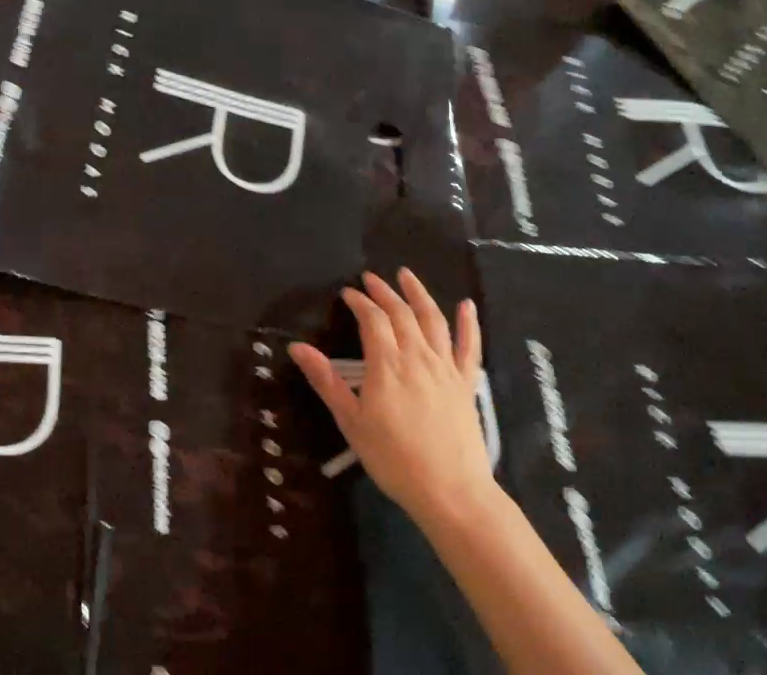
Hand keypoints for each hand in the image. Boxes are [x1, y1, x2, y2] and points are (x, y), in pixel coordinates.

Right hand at [290, 269, 492, 525]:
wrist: (450, 490)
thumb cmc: (393, 459)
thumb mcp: (351, 421)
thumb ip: (326, 381)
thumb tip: (297, 348)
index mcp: (387, 365)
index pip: (372, 320)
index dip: (359, 302)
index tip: (347, 293)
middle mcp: (418, 357)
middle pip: (401, 314)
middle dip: (384, 292)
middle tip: (370, 278)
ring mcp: (446, 369)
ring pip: (433, 321)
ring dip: (419, 295)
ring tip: (407, 276)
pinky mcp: (467, 384)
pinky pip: (469, 347)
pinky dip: (468, 323)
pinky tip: (466, 305)